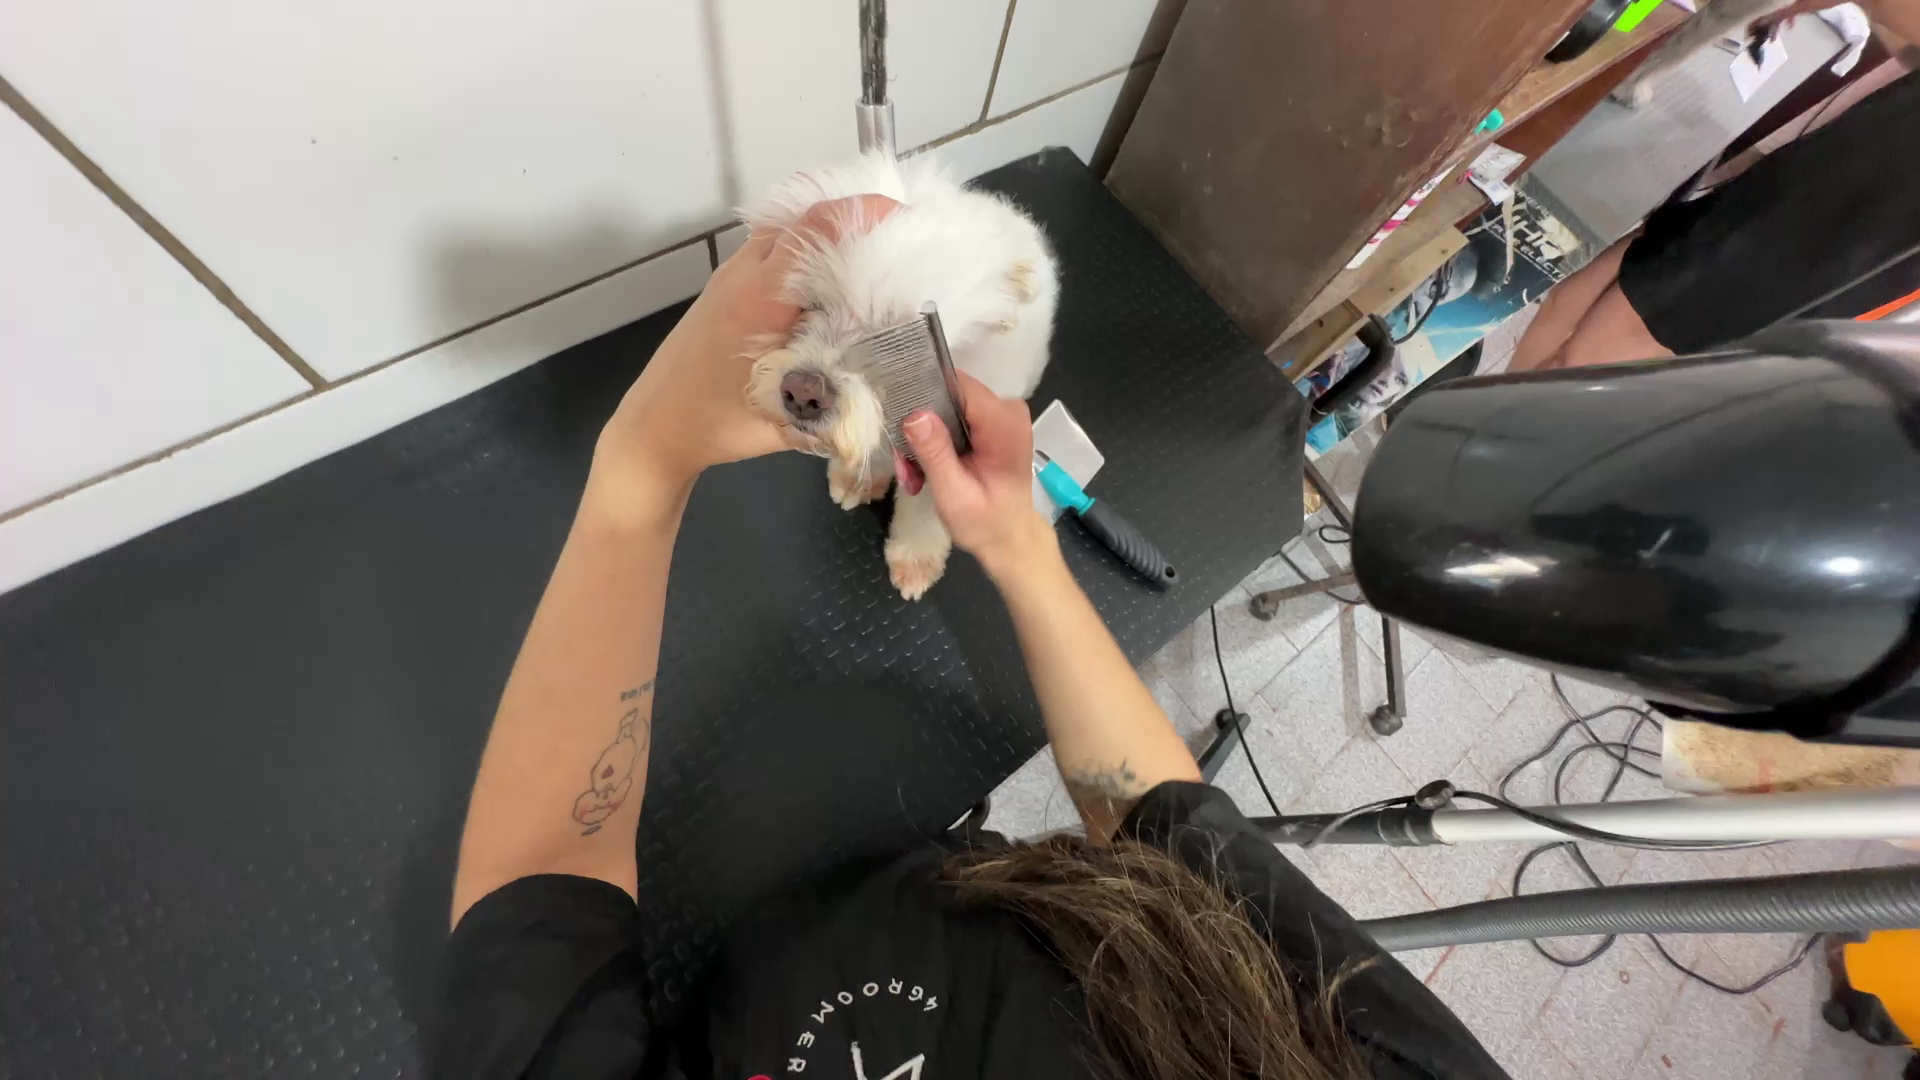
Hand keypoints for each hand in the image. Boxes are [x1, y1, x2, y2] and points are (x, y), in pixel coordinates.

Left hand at [594, 195, 900, 501]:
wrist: (656, 426)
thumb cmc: (715, 425)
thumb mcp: (787, 423)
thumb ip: (839, 403)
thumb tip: (890, 383)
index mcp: (759, 301)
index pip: (814, 231)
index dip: (863, 214)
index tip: (905, 219)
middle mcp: (743, 276)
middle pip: (801, 216)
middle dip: (853, 214)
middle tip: (898, 234)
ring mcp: (730, 278)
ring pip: (784, 229)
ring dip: (827, 230)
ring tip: (871, 251)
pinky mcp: (726, 289)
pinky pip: (772, 250)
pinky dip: (807, 249)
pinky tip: (831, 282)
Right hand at [899, 373, 1056, 580]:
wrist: (1010, 539)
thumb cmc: (987, 524)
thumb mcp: (954, 496)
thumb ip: (935, 454)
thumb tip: (915, 415)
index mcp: (1005, 424)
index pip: (957, 386)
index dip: (924, 399)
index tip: (900, 428)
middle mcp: (1006, 409)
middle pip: (947, 396)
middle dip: (918, 428)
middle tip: (905, 468)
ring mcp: (999, 414)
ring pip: (943, 407)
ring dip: (922, 440)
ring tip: (913, 475)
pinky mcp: (989, 422)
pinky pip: (951, 418)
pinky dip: (933, 442)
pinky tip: (925, 470)